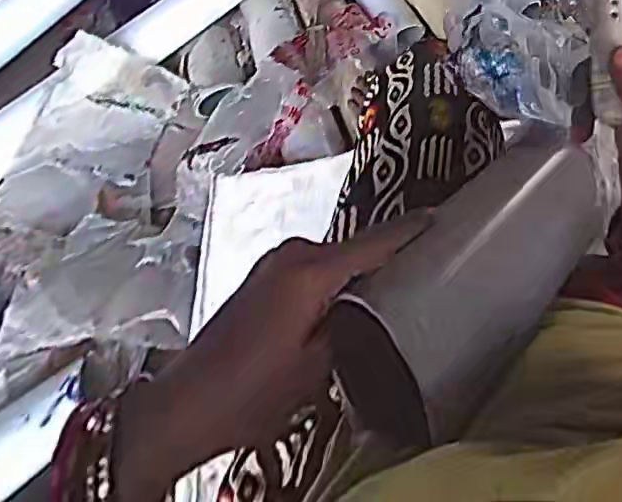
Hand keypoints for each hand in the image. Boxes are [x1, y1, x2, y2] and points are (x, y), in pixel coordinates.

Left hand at [114, 215, 431, 493]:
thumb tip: (372, 301)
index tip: (436, 216)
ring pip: (333, 257)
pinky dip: (333, 275)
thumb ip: (351, 323)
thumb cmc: (251, 392)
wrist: (185, 404)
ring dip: (356, 267)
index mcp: (310, 272)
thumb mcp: (315, 367)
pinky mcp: (265, 274)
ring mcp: (275, 261)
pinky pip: (313, 265)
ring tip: (388, 282)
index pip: (373, 243)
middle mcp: (293, 254)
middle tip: (421, 259)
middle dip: (385, 252)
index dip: (408, 230)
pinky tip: (345, 296)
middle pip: (353, 246)